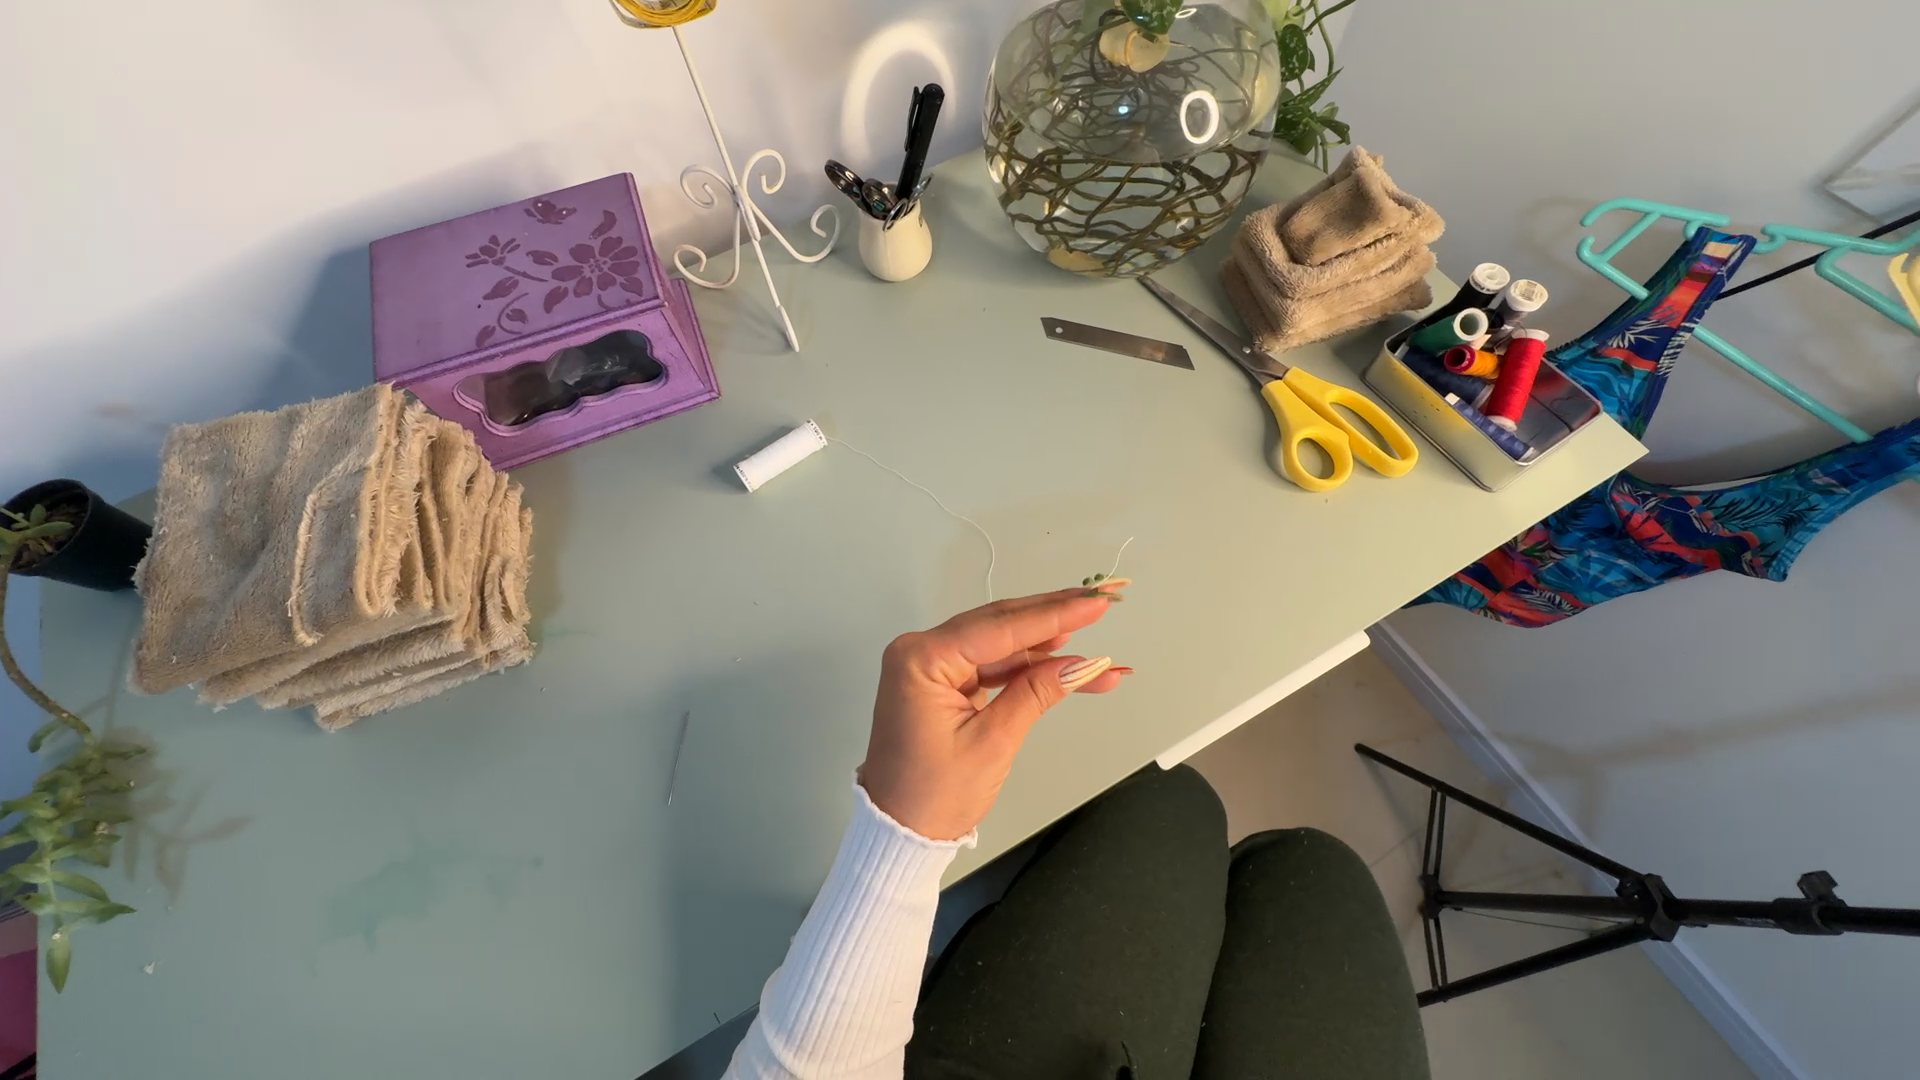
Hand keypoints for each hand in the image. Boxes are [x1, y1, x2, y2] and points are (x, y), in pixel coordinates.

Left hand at [860, 586, 1130, 840]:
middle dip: (1052, 616)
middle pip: (998, 624)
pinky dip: (1027, 666)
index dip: (1053, 615)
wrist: (899, 832)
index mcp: (922, 659)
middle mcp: (922, 651)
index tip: (1096, 603)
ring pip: (999, 642)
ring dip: (1046, 644)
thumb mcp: (992, 742)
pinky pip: (991, 664)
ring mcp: (932, 665)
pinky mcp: (943, 682)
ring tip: (1094, 631)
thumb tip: (1085, 664)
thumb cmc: (936, 794)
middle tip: (1100, 603)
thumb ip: (1037, 693)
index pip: (999, 627)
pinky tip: (1065, 662)